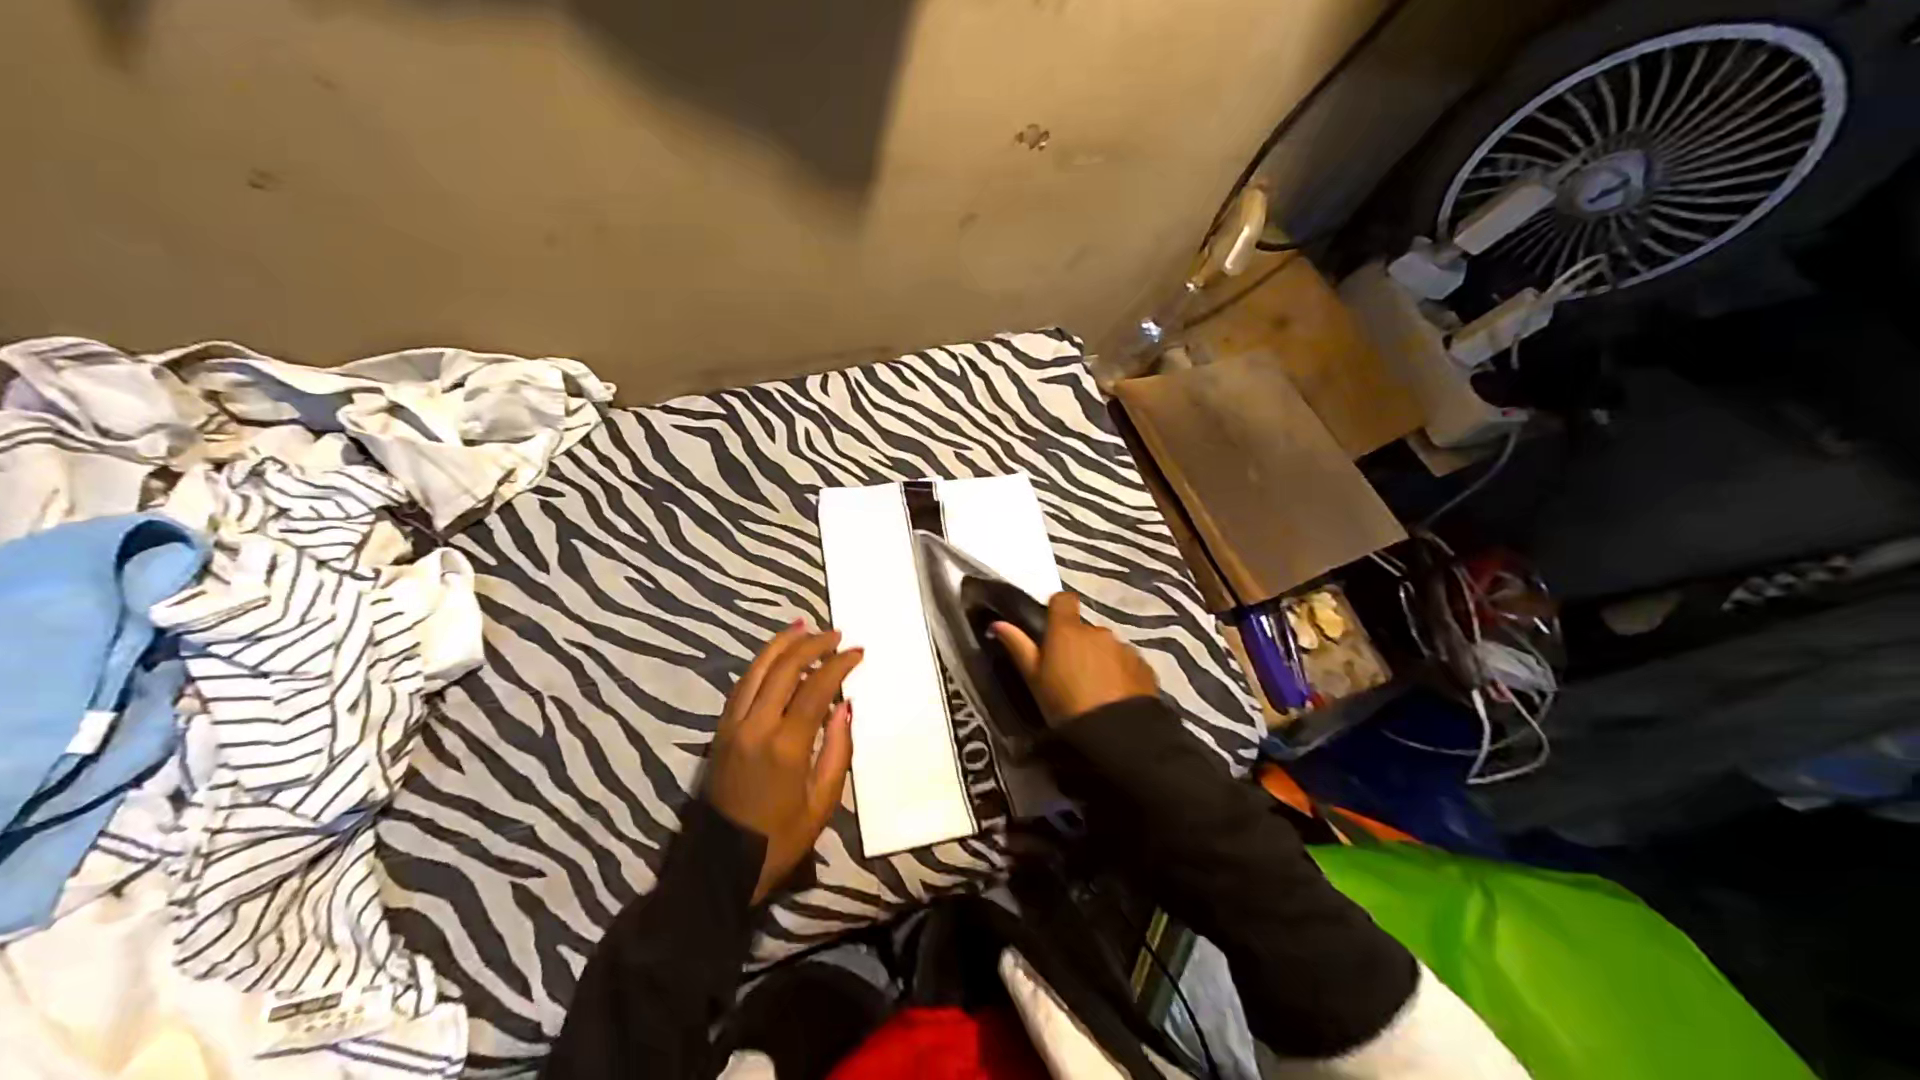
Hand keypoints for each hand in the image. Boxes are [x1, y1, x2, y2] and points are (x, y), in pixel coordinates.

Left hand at [705, 621, 861, 902]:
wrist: (722, 863)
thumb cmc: (781, 838)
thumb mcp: (822, 802)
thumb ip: (838, 750)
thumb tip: (845, 706)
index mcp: (786, 745)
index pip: (815, 687)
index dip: (838, 664)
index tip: (858, 652)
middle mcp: (755, 726)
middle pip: (783, 668)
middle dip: (812, 645)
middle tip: (835, 634)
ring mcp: (733, 726)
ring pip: (756, 670)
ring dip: (781, 645)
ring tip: (803, 627)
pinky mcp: (720, 731)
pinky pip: (742, 686)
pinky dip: (760, 665)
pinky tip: (775, 657)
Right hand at [990, 592, 1157, 725]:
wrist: (1114, 732)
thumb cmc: (1064, 704)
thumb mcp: (1034, 680)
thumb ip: (1019, 647)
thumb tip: (998, 623)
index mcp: (1067, 631)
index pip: (1063, 600)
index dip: (1058, 609)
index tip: (1052, 628)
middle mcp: (1098, 631)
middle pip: (1084, 629)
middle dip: (1079, 645)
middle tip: (1070, 674)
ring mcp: (1123, 648)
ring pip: (1107, 647)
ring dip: (1100, 659)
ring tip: (1095, 689)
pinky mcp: (1143, 666)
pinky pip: (1126, 663)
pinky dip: (1120, 674)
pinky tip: (1115, 696)